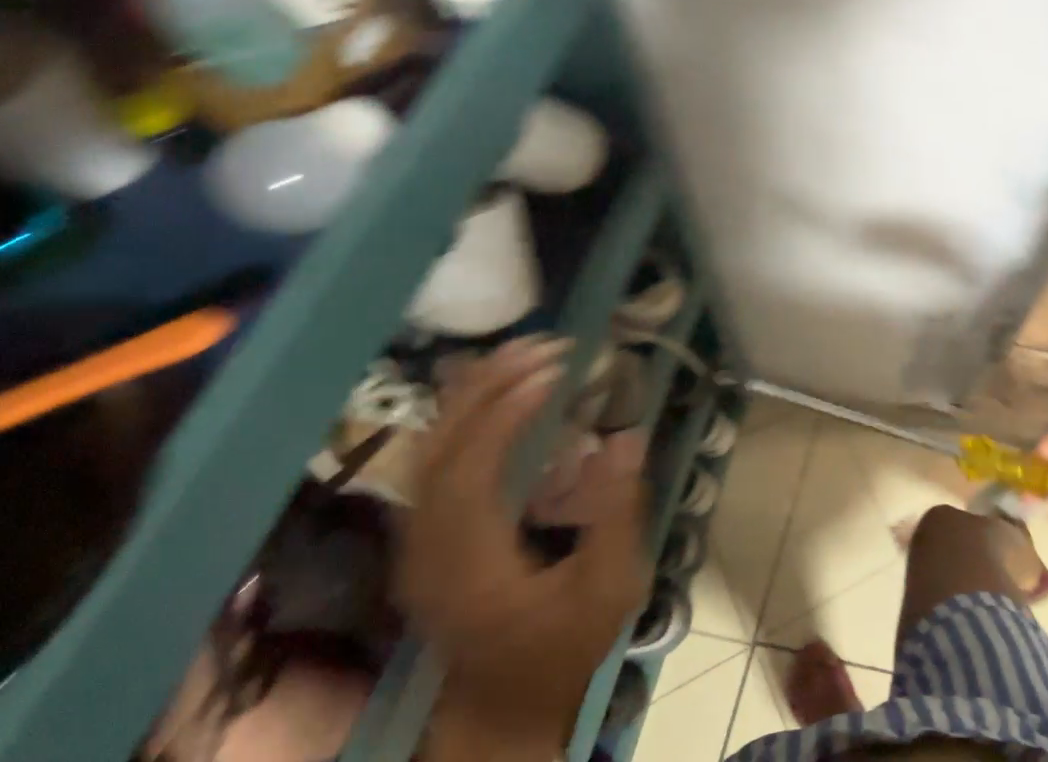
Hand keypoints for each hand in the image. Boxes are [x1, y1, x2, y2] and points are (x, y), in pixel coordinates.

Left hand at [398, 337, 650, 755]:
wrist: (505, 705)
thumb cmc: (565, 648)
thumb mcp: (611, 588)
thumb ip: (618, 514)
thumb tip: (626, 437)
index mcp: (469, 562)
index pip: (472, 467)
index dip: (507, 411)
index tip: (554, 370)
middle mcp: (428, 546)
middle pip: (439, 446)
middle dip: (487, 386)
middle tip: (541, 344)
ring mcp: (418, 542)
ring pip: (427, 449)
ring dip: (470, 394)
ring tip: (518, 352)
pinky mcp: (426, 537)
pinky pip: (432, 462)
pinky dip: (460, 418)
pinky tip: (491, 393)